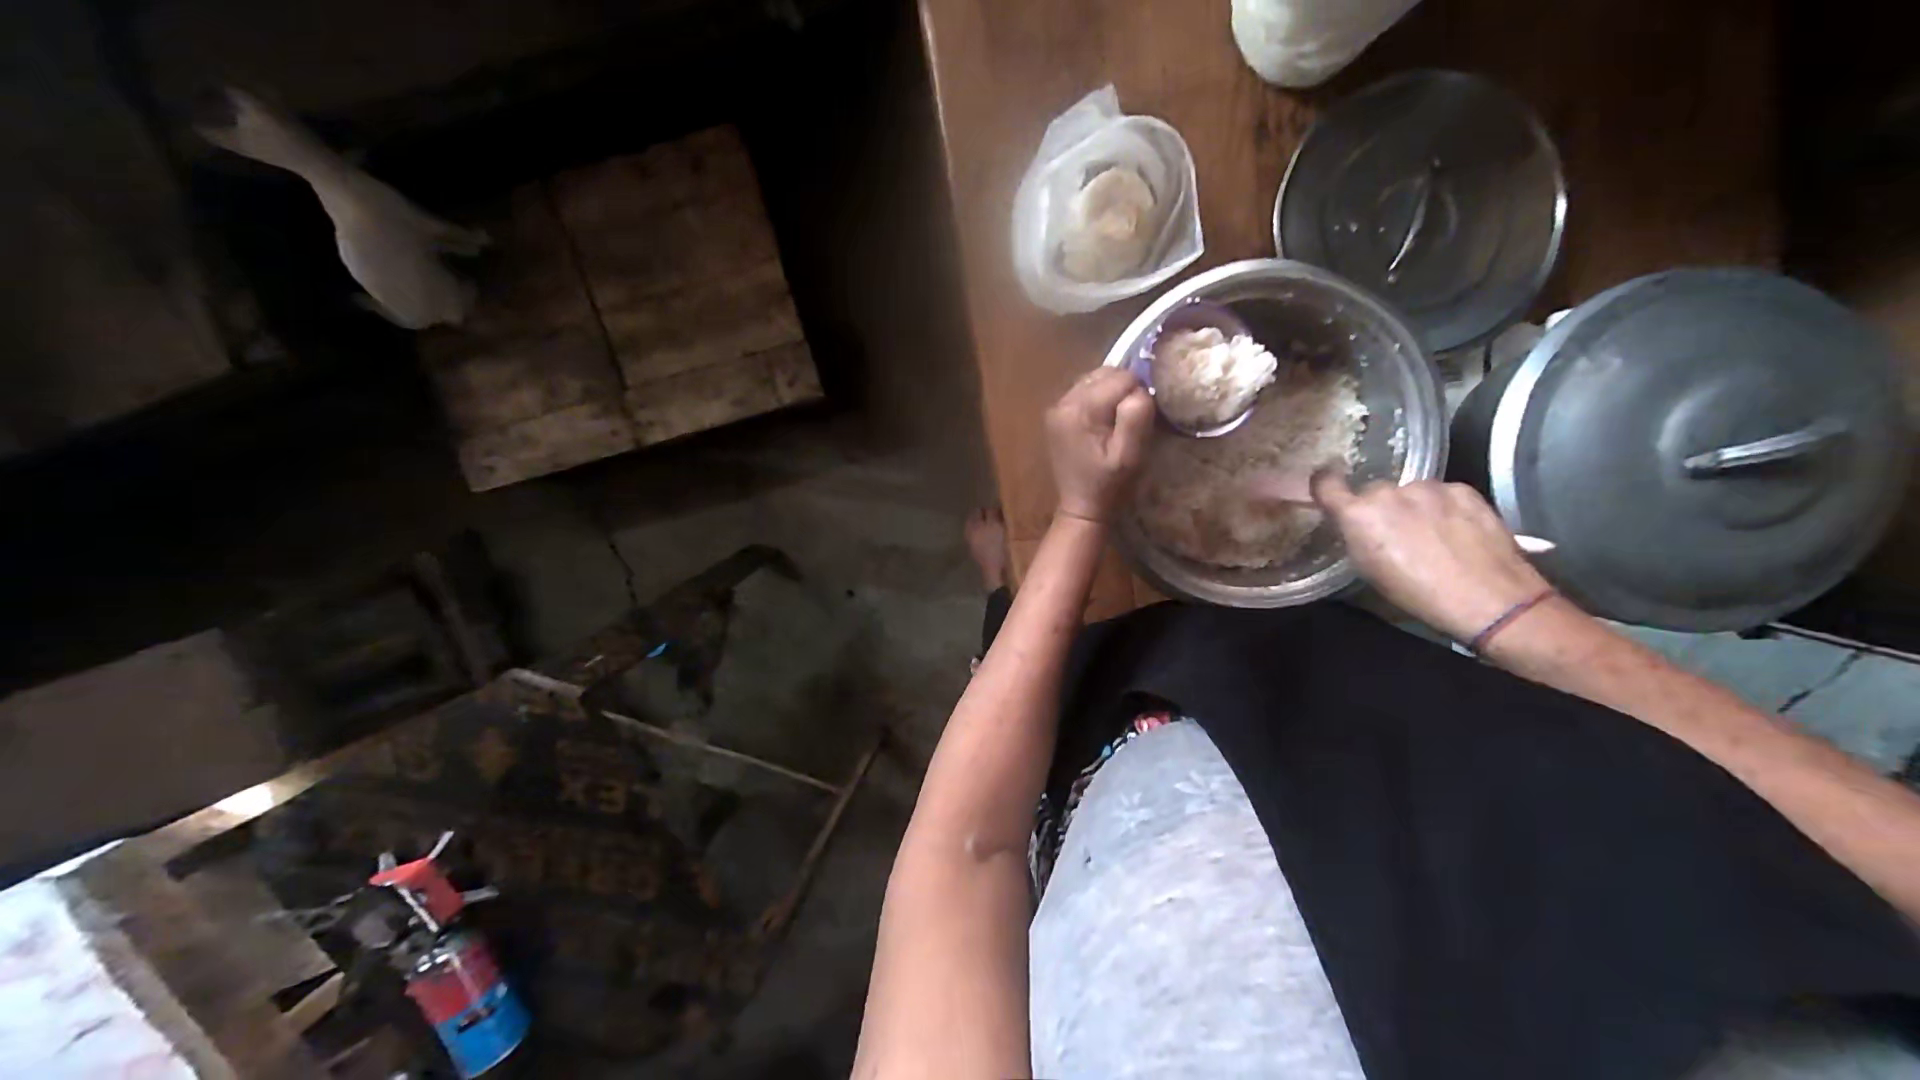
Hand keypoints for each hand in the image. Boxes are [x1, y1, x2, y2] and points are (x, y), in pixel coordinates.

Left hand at [1047, 368, 1154, 524]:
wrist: (1081, 507)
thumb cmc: (1110, 484)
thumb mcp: (1130, 455)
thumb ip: (1135, 417)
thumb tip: (1139, 390)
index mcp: (1081, 409)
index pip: (1122, 377)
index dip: (1138, 395)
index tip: (1139, 421)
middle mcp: (1063, 401)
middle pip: (1107, 373)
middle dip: (1124, 390)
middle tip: (1128, 420)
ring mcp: (1057, 406)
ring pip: (1095, 378)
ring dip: (1111, 392)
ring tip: (1115, 421)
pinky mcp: (1056, 413)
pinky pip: (1084, 390)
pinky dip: (1098, 398)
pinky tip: (1101, 422)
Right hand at [1312, 472, 1553, 641]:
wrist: (1488, 598)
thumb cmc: (1416, 594)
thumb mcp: (1368, 570)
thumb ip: (1356, 538)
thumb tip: (1356, 526)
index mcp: (1358, 514)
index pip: (1325, 484)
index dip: (1325, 486)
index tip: (1330, 493)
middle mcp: (1388, 493)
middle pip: (1373, 491)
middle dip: (1379, 508)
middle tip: (1394, 534)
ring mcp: (1428, 488)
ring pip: (1409, 492)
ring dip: (1413, 507)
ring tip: (1432, 535)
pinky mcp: (1463, 489)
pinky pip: (1442, 493)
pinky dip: (1444, 507)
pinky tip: (1457, 531)